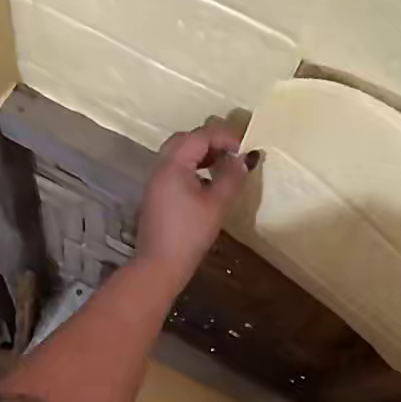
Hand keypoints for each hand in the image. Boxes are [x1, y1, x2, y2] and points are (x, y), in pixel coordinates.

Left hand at [135, 119, 253, 284]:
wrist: (160, 265)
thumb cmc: (190, 234)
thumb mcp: (217, 205)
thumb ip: (232, 178)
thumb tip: (243, 159)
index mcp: (173, 165)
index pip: (200, 136)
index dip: (224, 137)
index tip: (244, 149)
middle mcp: (161, 167)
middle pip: (185, 140)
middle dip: (211, 141)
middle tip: (232, 154)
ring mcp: (156, 182)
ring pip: (179, 155)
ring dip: (202, 155)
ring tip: (223, 166)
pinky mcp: (157, 196)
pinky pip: (175, 170)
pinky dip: (193, 168)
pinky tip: (208, 184)